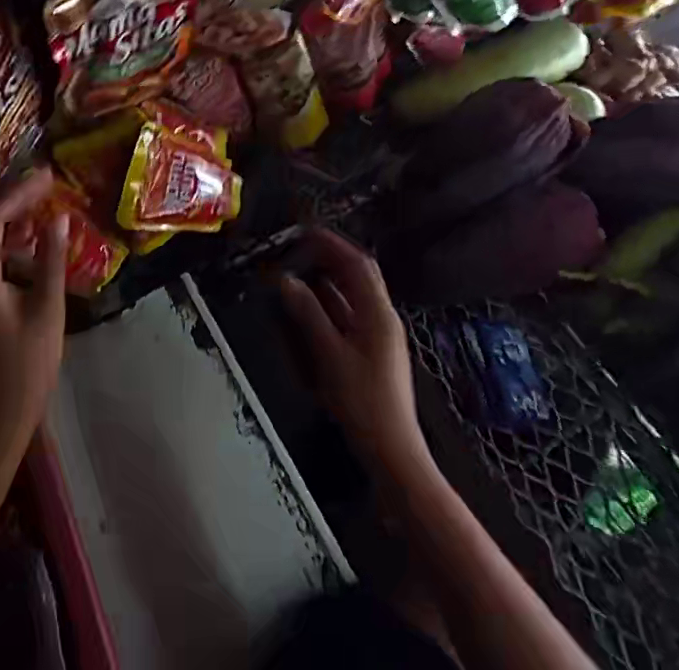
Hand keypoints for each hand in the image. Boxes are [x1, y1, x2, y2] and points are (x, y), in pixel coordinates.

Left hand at [0, 168, 69, 475]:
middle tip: (46, 178)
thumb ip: (51, 259)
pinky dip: (9, 234)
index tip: (49, 176)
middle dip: (10, 192)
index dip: (18, 191)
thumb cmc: (27, 366)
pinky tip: (34, 233)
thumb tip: (59, 217)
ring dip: (8, 210)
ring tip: (43, 197)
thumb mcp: (47, 309)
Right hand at [275, 229, 431, 479]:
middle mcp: (383, 317)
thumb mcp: (330, 356)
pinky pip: (351, 315)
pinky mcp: (373, 350)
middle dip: (332, 257)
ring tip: (300, 270)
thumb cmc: (362, 402)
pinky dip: (331, 304)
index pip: (357, 265)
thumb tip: (287, 282)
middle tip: (301, 247)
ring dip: (330, 281)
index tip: (307, 231)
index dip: (332, 244)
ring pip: (354, 296)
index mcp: (378, 313)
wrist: (391, 447)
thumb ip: (308, 316)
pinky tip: (312, 306)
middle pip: (359, 276)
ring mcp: (379, 334)